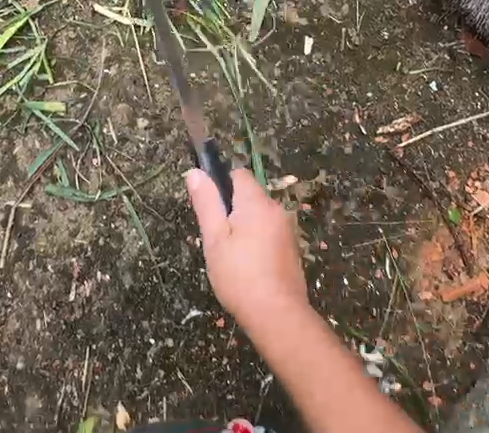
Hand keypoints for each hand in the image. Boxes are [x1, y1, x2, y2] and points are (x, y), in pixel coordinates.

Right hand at [185, 167, 309, 335]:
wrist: (278, 316)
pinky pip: (269, 233)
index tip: (210, 210)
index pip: (238, 174)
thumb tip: (196, 172)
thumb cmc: (239, 275)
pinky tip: (248, 268)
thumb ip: (206, 203)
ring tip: (231, 257)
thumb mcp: (214, 238)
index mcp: (256, 202)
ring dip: (244, 228)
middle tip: (217, 239)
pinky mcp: (292, 250)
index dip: (221, 185)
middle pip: (248, 196)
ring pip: (258, 217)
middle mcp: (276, 209)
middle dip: (231, 211)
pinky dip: (257, 242)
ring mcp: (287, 230)